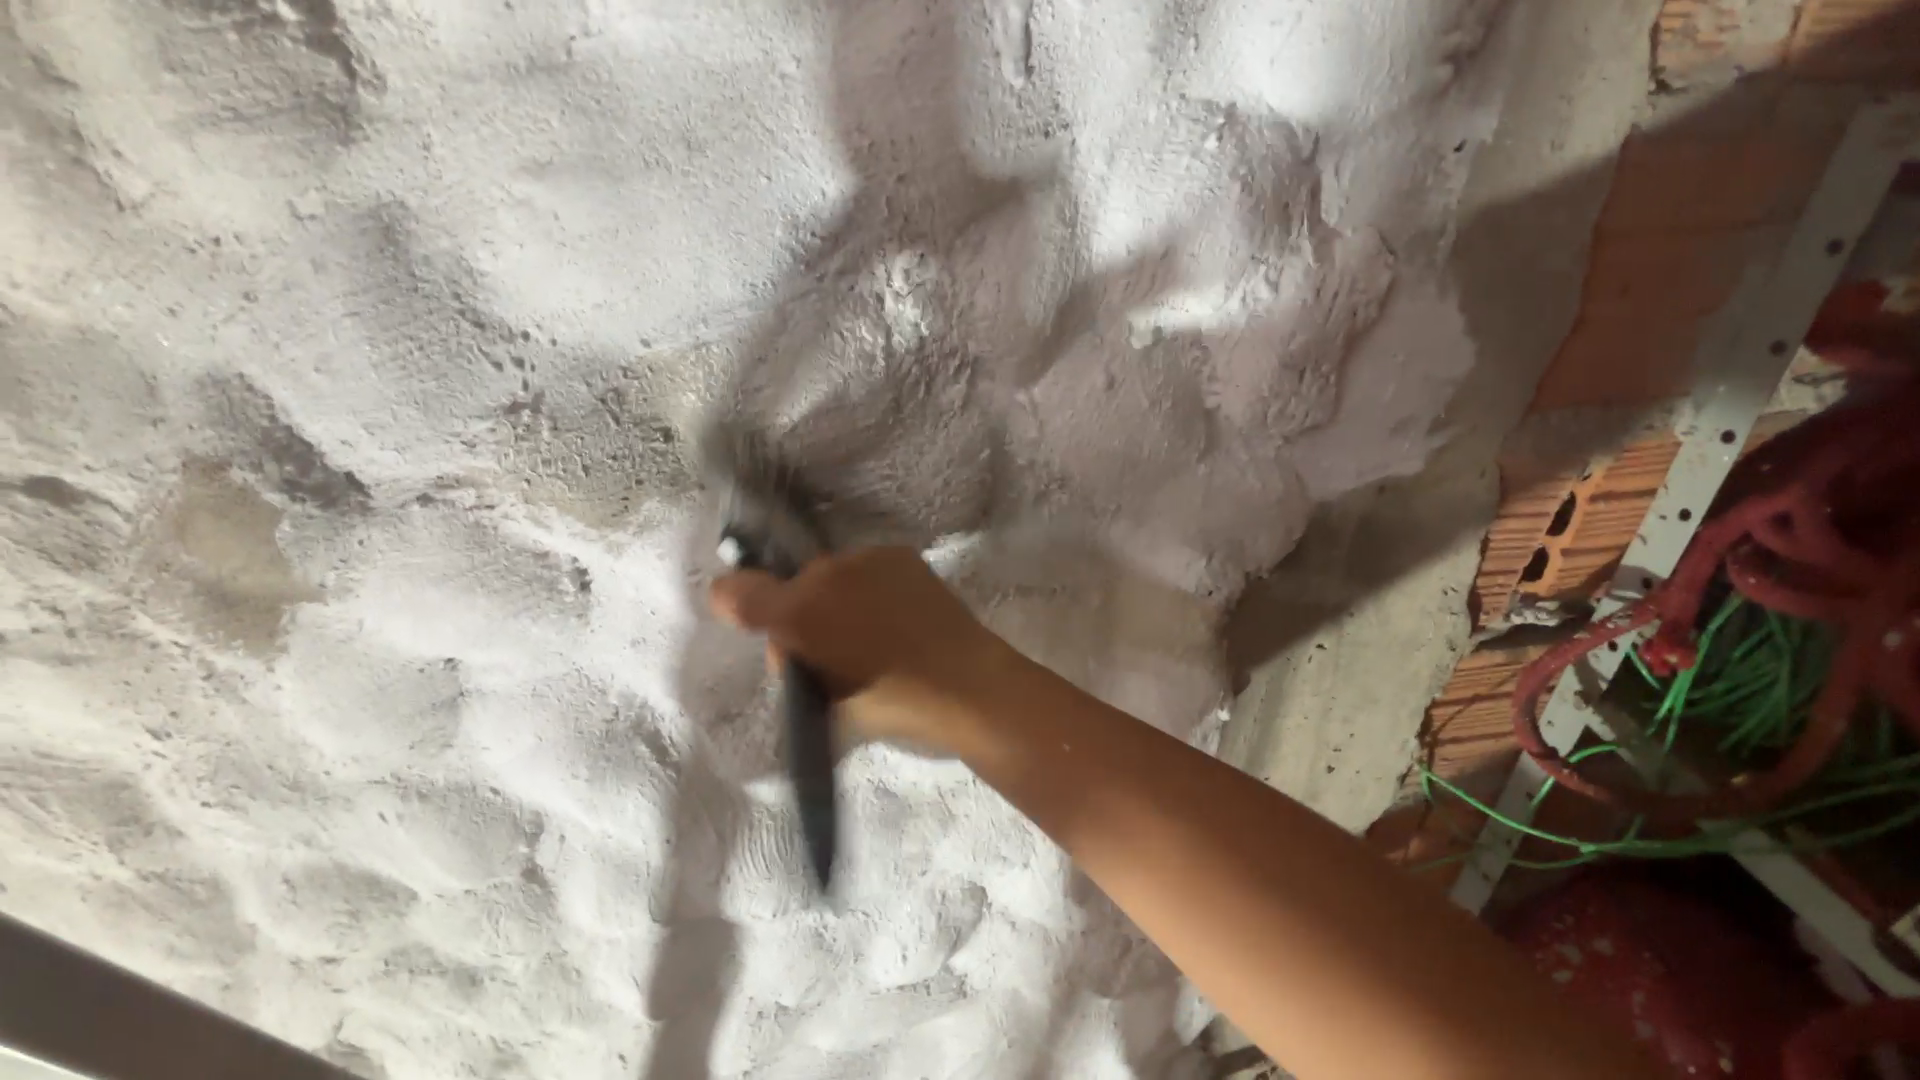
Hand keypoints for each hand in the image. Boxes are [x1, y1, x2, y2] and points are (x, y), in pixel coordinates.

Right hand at [708, 546, 1013, 749]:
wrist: (967, 683)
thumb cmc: (894, 706)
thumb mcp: (827, 706)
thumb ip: (794, 671)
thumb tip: (788, 650)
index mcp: (798, 615)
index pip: (735, 592)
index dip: (730, 600)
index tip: (739, 613)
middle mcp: (824, 575)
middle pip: (792, 585)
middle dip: (801, 611)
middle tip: (832, 645)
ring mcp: (864, 559)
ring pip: (831, 574)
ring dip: (838, 596)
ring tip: (871, 629)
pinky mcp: (899, 554)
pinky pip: (867, 567)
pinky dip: (870, 586)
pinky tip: (896, 613)